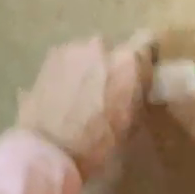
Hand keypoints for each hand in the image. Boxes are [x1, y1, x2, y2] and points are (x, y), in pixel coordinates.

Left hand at [17, 33, 155, 178]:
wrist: (47, 152)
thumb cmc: (96, 146)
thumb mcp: (131, 125)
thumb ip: (136, 96)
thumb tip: (136, 88)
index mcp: (128, 62)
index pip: (147, 41)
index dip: (142, 59)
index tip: (139, 75)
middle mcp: (101, 45)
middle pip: (113, 48)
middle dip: (111, 66)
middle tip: (105, 91)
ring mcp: (72, 48)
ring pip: (87, 53)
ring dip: (87, 67)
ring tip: (78, 95)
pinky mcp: (48, 57)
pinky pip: (67, 60)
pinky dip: (67, 73)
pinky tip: (61, 96)